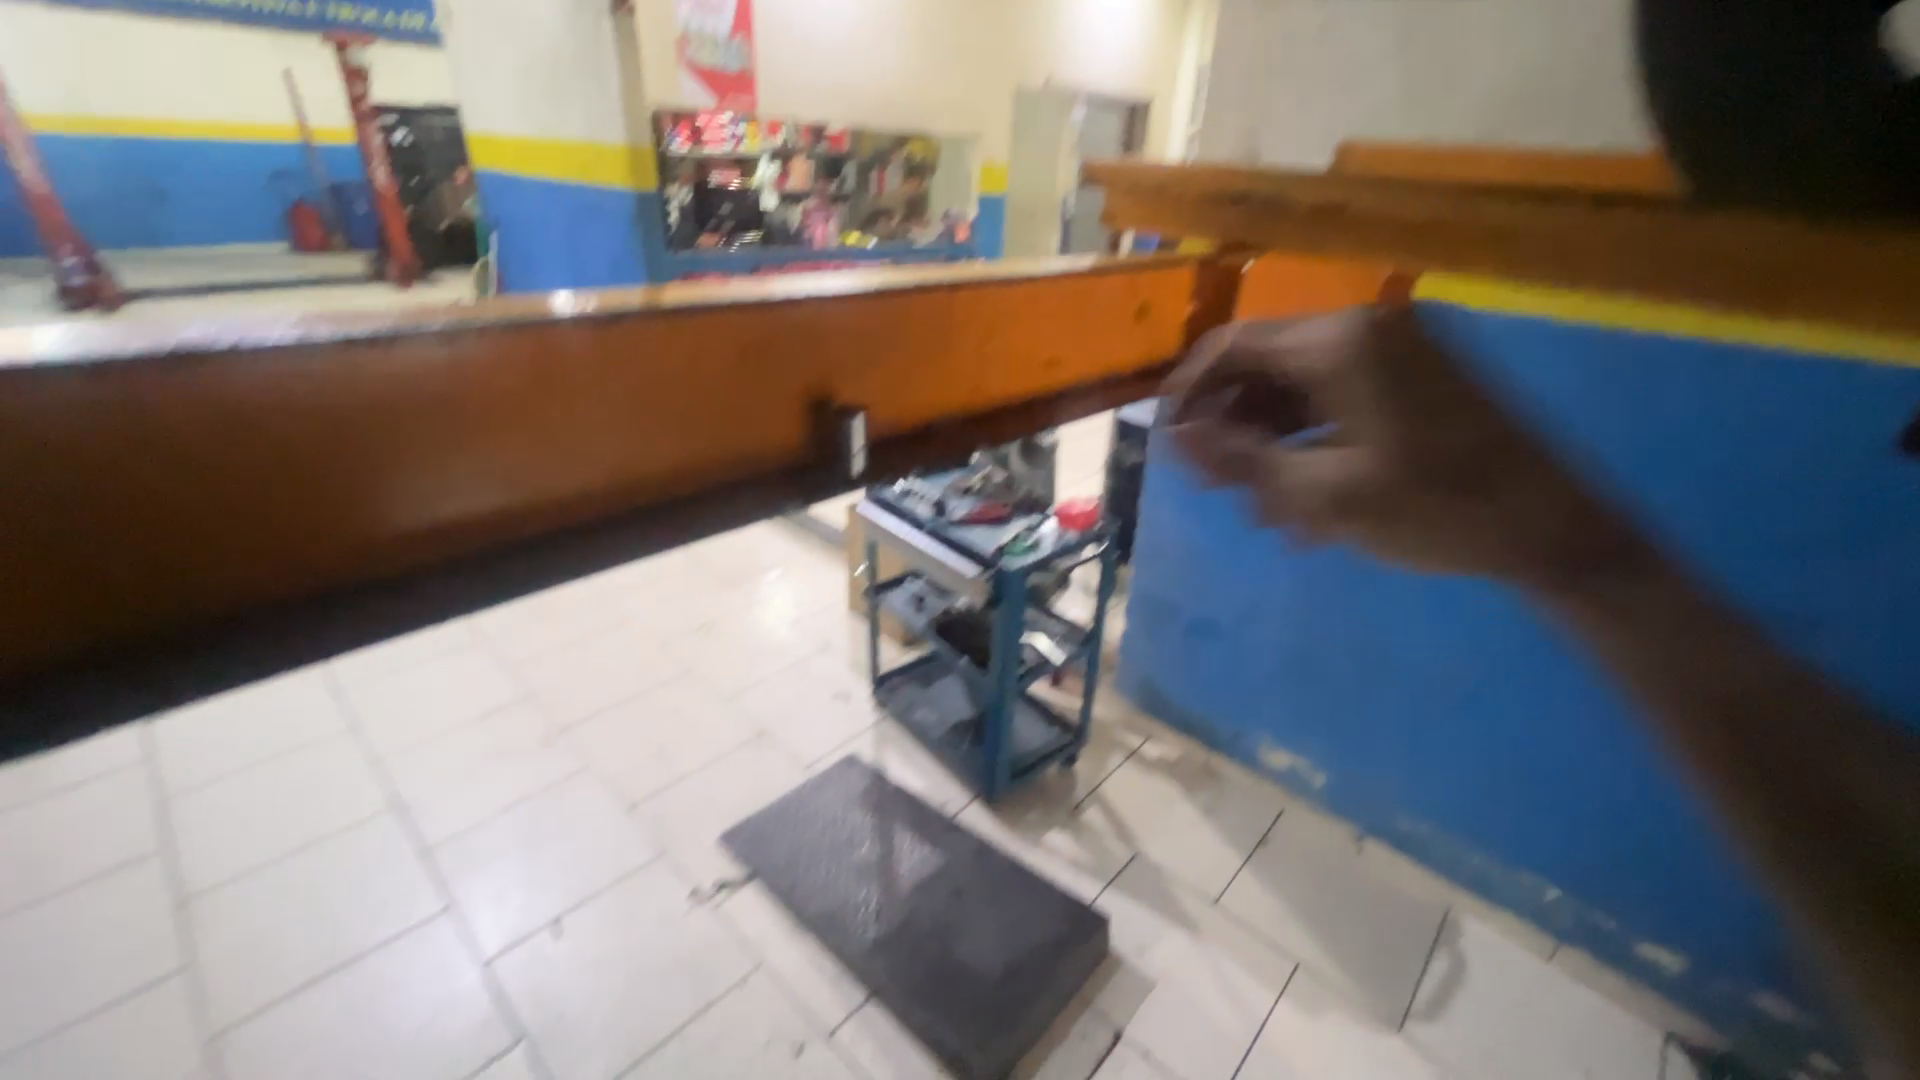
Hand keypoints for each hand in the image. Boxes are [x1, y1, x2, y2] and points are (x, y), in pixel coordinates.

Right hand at [1163, 304, 1650, 592]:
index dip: (1189, 391)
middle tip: (1214, 484)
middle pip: (1264, 365)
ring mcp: (1394, 352)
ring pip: (1298, 387)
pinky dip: (1308, 440)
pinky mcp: (1415, 378)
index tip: (1168, 442)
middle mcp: (1364, 331)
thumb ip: (1240, 458)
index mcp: (1340, 343)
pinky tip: (1299, 496)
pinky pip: (1337, 399)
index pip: (1232, 346)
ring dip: (1267, 440)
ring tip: (1258, 504)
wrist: (1554, 528)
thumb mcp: (1323, 492)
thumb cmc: (1434, 509)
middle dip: (1230, 423)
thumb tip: (1176, 435)